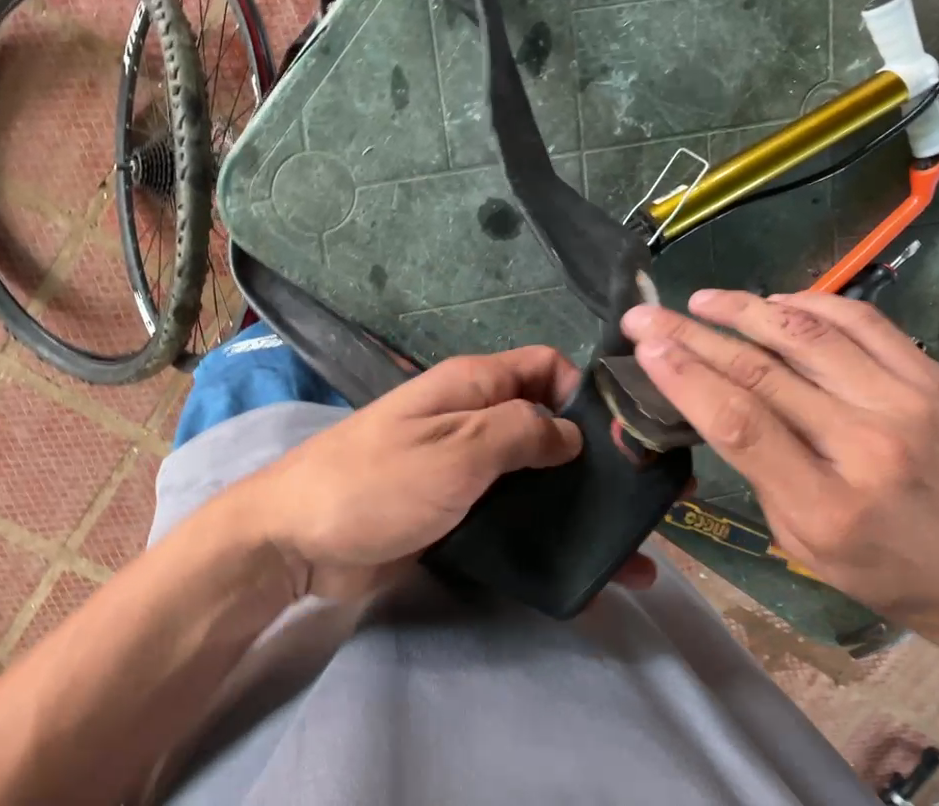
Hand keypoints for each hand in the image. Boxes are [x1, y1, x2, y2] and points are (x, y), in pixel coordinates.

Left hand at [232, 346, 653, 603]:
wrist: (296, 542)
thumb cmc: (377, 482)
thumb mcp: (456, 448)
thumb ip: (520, 432)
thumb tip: (573, 433)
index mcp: (472, 386)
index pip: (545, 367)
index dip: (585, 393)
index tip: (624, 438)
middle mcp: (471, 421)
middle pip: (546, 426)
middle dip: (592, 460)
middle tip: (642, 507)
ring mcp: (461, 471)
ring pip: (533, 479)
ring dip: (575, 509)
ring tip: (629, 554)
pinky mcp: (452, 516)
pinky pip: (508, 519)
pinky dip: (542, 538)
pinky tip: (581, 572)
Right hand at [621, 291, 938, 664]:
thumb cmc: (903, 581)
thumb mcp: (811, 551)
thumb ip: (764, 476)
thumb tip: (720, 406)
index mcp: (829, 508)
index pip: (739, 423)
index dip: (684, 376)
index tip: (645, 343)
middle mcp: (869, 447)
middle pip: (761, 370)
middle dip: (691, 334)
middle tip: (645, 312)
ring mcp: (911, 405)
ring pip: (808, 333)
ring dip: (744, 308)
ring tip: (701, 299)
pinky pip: (863, 322)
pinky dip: (810, 303)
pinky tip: (774, 302)